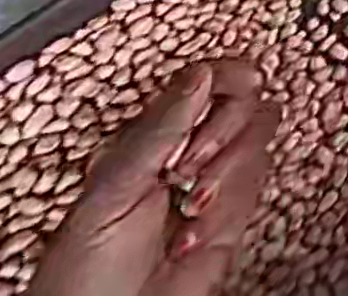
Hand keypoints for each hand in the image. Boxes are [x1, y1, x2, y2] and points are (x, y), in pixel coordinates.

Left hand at [29, 62, 278, 295]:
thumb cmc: (84, 275)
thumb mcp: (111, 196)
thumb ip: (159, 131)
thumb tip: (202, 72)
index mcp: (151, 135)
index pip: (208, 77)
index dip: (228, 76)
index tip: (235, 88)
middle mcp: (189, 145)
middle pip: (247, 97)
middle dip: (224, 131)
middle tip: (188, 167)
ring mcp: (219, 170)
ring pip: (261, 131)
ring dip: (230, 170)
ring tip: (192, 209)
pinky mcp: (241, 197)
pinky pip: (263, 173)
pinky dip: (232, 203)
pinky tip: (196, 232)